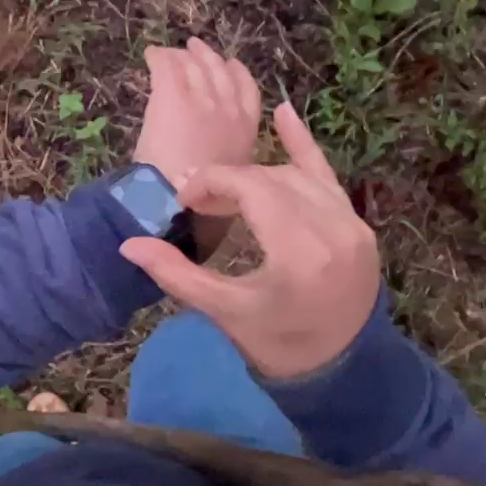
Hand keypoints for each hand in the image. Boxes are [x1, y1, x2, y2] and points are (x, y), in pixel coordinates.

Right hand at [120, 103, 380, 378]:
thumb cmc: (276, 344)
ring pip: (294, 174)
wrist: (340, 372)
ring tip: (225, 190)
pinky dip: (304, 147)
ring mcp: (351, 225)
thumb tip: (128, 243)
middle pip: (270, 178)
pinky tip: (283, 113)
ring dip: (256, 175)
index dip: (211, 183)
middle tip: (199, 202)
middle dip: (229, 182)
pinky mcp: (358, 226)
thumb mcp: (223, 312)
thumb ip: (176, 274)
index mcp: (299, 253)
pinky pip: (328, 176)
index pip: (250, 188)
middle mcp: (332, 230)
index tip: (185, 200)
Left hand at [132, 39, 259, 259]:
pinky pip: (166, 66)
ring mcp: (201, 99)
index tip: (230, 66)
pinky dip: (158, 57)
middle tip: (196, 48)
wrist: (175, 197)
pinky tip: (151, 54)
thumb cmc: (199, 200)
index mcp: (246, 131)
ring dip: (184, 55)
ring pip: (194, 65)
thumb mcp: (228, 180)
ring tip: (175, 51)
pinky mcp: (172, 96)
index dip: (237, 74)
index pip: (248, 90)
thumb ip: (227, 158)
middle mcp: (228, 109)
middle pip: (220, 72)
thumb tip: (218, 154)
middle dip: (209, 57)